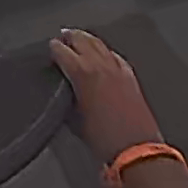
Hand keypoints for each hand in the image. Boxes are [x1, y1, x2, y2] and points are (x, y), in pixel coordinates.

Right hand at [50, 29, 163, 163]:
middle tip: (62, 37)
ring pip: (99, 44)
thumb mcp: (73, 115)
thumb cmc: (102, 137)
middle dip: (69, 37)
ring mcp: (117, 70)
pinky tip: (104, 53)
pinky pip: (116, 56)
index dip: (53, 48)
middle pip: (81, 39)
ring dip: (87, 39)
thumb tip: (63, 88)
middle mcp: (99, 66)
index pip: (61, 50)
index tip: (50, 49)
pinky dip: (106, 51)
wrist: (138, 151)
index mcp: (81, 72)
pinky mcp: (131, 78)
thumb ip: (66, 95)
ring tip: (80, 38)